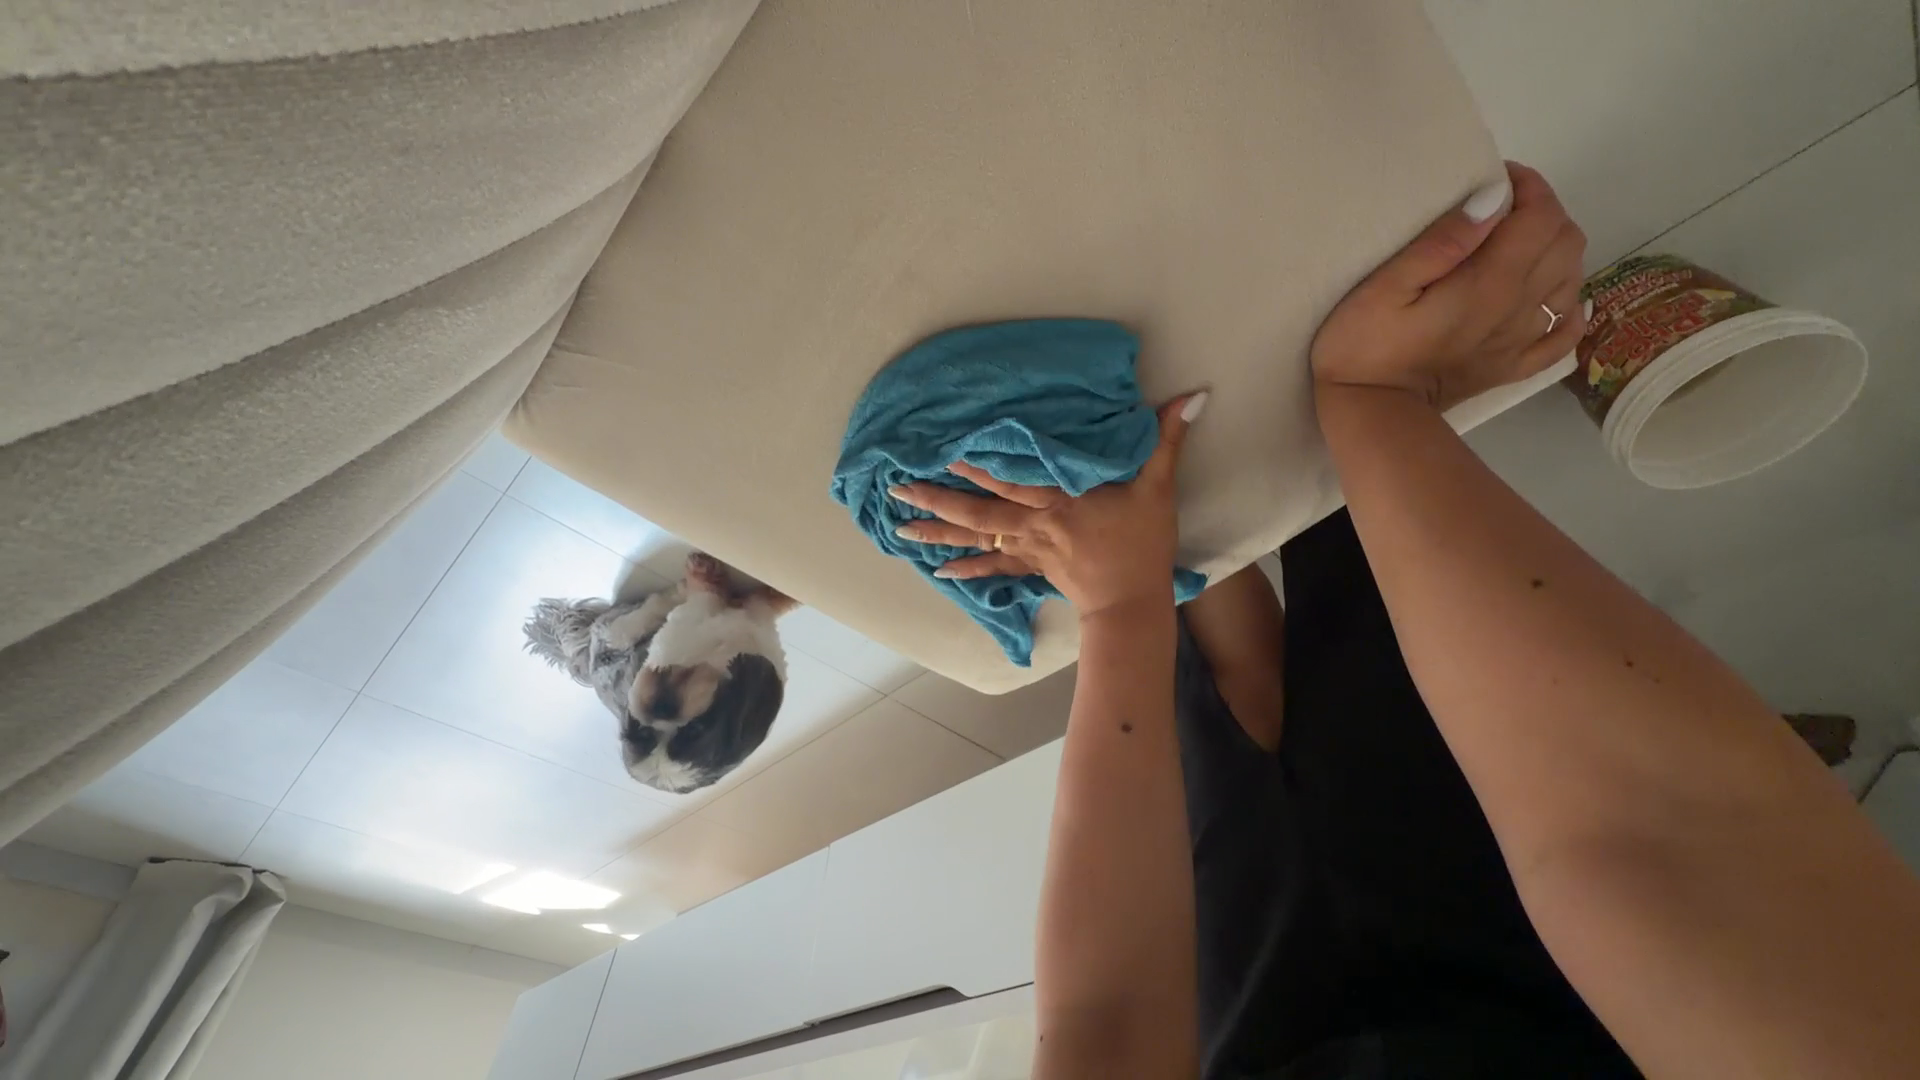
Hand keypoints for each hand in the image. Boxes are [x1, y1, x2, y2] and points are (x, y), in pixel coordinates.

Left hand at [888, 393, 1205, 619]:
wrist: (1132, 601)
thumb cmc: (1142, 543)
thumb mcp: (1158, 487)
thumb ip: (1167, 439)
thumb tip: (1193, 395)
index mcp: (1058, 499)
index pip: (1010, 480)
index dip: (976, 467)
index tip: (941, 452)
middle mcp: (1034, 523)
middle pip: (978, 512)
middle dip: (936, 500)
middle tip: (897, 490)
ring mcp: (1028, 549)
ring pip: (976, 540)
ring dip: (937, 534)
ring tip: (900, 529)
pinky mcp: (1031, 568)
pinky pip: (994, 568)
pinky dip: (966, 569)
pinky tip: (938, 571)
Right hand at [1310, 161, 1587, 411]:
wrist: (1369, 416)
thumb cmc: (1363, 349)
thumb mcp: (1383, 288)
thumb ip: (1440, 244)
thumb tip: (1492, 201)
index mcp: (1491, 282)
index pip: (1540, 215)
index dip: (1528, 186)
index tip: (1495, 180)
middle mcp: (1519, 307)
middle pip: (1565, 242)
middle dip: (1543, 214)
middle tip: (1501, 213)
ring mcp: (1520, 340)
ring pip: (1570, 280)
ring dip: (1554, 254)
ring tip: (1516, 250)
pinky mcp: (1511, 367)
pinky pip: (1564, 333)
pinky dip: (1569, 308)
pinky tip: (1550, 300)